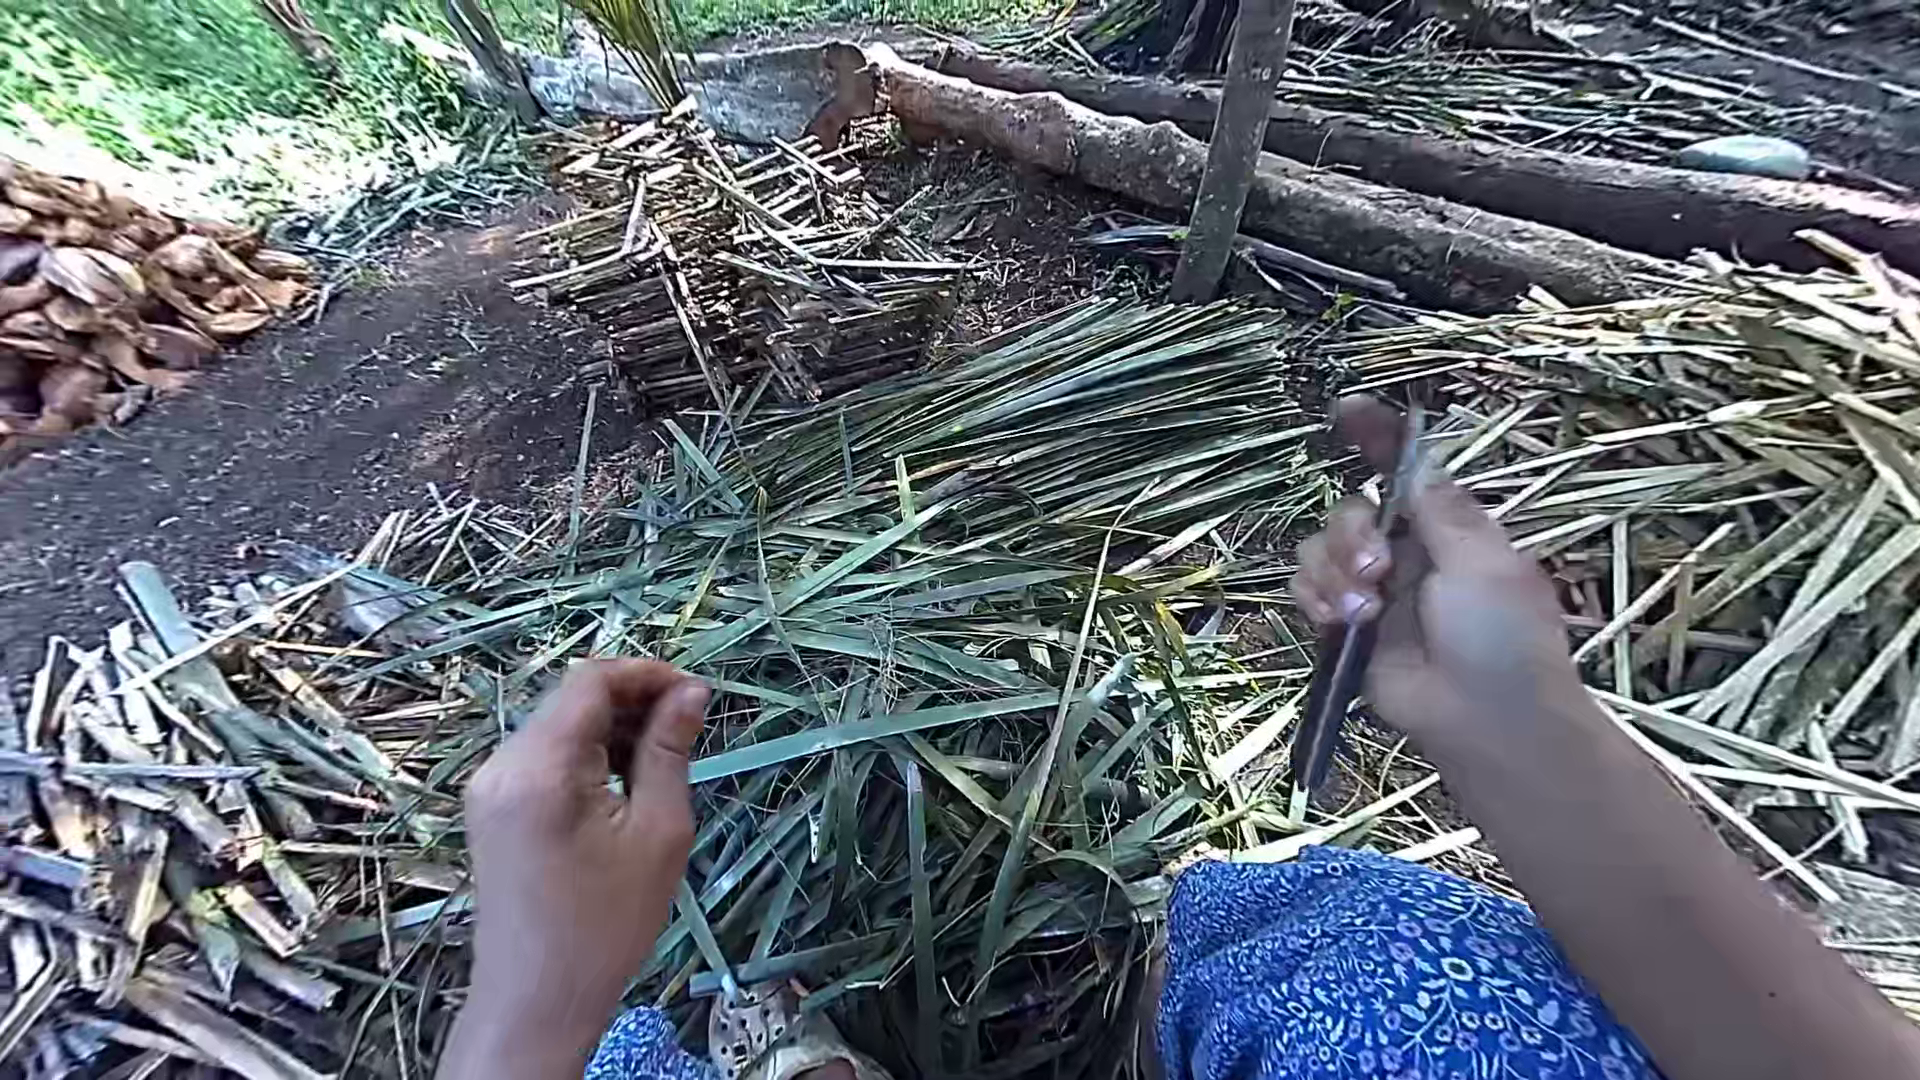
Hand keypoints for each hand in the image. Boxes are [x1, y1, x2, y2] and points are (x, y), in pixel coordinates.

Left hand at [440, 660, 709, 1079]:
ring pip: (567, 720)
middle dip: (639, 699)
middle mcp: (503, 766)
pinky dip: (597, 749)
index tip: (695, 694)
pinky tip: (629, 778)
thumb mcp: (659, 828)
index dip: (648, 673)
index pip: (592, 681)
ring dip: (620, 724)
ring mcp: (493, 786)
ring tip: (665, 756)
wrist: (537, 1005)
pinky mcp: (497, 804)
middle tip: (689, 726)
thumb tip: (693, 690)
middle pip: (577, 697)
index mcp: (540, 770)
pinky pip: (553, 750)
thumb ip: (670, 748)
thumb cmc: (608, 921)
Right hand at [1290, 396, 1586, 755]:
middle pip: (1344, 512)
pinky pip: (1303, 586)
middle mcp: (1397, 549)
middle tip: (1376, 571)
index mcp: (1439, 528)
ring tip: (1363, 610)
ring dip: (1333, 576)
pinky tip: (1341, 622)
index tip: (1347, 408)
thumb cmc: (1502, 639)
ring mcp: (1364, 584)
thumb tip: (1417, 463)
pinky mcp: (1337, 615)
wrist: (1476, 717)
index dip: (1375, 436)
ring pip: (1315, 550)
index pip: (1401, 470)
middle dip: (1349, 537)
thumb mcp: (1486, 565)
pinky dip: (1316, 599)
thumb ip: (1444, 511)